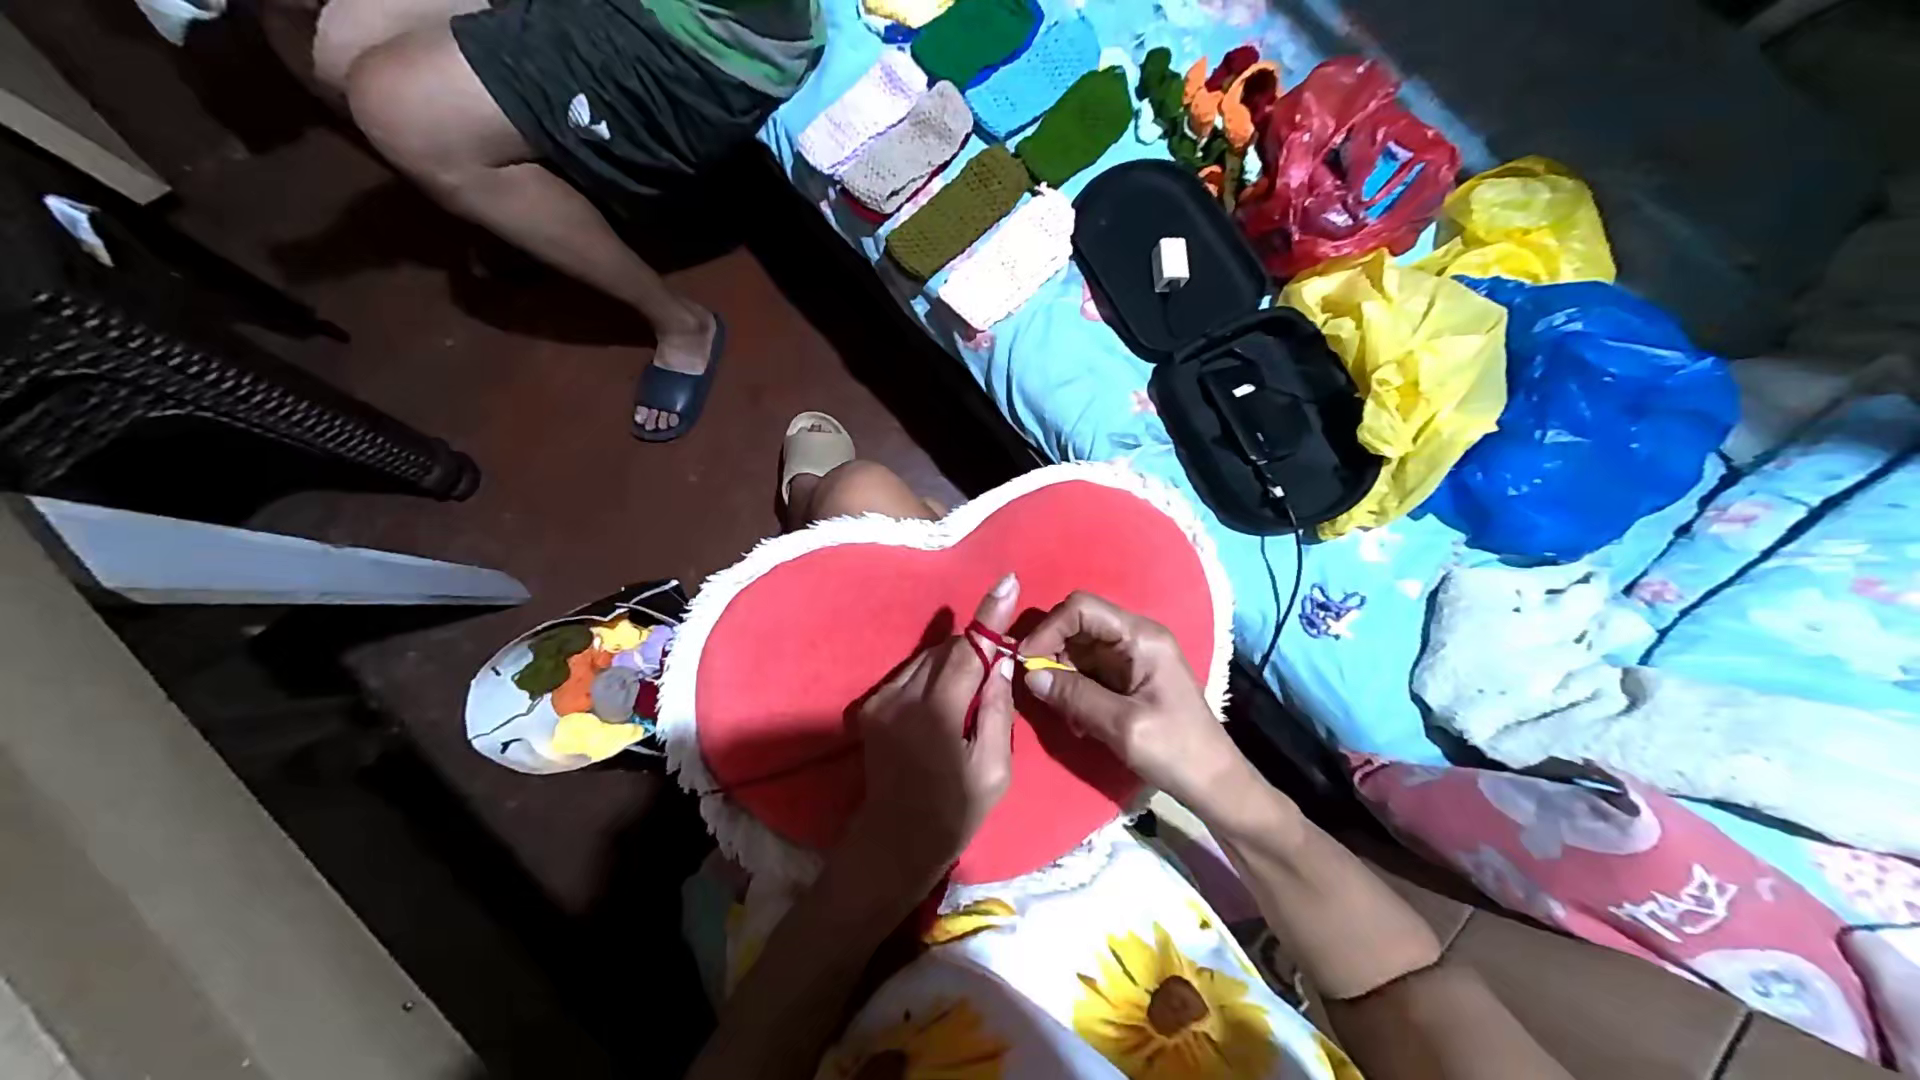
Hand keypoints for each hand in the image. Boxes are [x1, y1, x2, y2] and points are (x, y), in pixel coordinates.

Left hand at [838, 573, 1021, 887]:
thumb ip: (997, 709)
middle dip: (974, 648)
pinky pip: (910, 673)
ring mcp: (882, 700)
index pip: (967, 650)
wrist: (895, 839)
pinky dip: (932, 675)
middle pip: (946, 649)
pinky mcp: (870, 706)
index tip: (1006, 582)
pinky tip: (943, 700)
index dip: (989, 616)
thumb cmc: (956, 810)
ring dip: (952, 662)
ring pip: (926, 658)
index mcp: (938, 713)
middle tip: (996, 668)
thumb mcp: (994, 768)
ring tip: (969, 692)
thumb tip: (1000, 661)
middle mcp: (904, 696)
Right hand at [1019, 591, 1273, 827]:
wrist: (1212, 784)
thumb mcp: (1122, 726)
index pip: (1082, 608)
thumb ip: (1075, 696)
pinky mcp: (1124, 679)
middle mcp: (1134, 638)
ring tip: (1062, 712)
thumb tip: (1029, 675)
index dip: (1049, 628)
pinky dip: (1072, 690)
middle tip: (1037, 687)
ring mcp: (1129, 658)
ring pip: (1077, 649)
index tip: (1026, 661)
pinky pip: (1085, 671)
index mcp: (1141, 637)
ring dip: (1060, 675)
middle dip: (1051, 652)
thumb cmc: (1176, 751)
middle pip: (1077, 625)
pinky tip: (1075, 720)